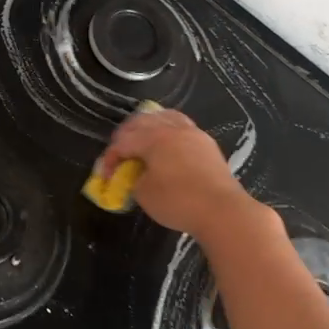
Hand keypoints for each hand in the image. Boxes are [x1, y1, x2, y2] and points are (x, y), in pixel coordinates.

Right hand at [99, 108, 263, 236]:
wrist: (222, 210)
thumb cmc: (178, 202)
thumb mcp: (144, 194)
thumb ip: (133, 179)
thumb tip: (135, 174)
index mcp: (153, 138)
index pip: (123, 141)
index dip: (110, 158)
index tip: (105, 175)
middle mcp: (172, 128)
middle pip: (142, 121)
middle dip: (126, 136)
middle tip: (119, 154)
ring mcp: (193, 133)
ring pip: (165, 118)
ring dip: (149, 127)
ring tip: (142, 141)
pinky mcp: (207, 144)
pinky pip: (181, 127)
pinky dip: (168, 131)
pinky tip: (167, 145)